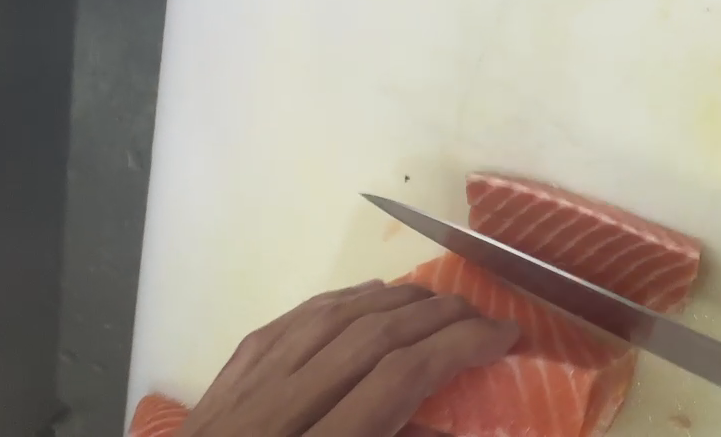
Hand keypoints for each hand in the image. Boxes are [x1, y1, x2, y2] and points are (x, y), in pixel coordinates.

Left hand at [181, 280, 519, 436]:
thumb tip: (462, 420)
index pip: (400, 378)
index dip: (463, 346)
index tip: (508, 337)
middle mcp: (267, 423)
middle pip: (372, 337)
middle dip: (442, 316)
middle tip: (483, 319)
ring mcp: (232, 405)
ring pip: (331, 320)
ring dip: (398, 299)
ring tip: (438, 303)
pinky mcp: (212, 397)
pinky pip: (284, 328)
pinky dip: (337, 302)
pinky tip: (368, 296)